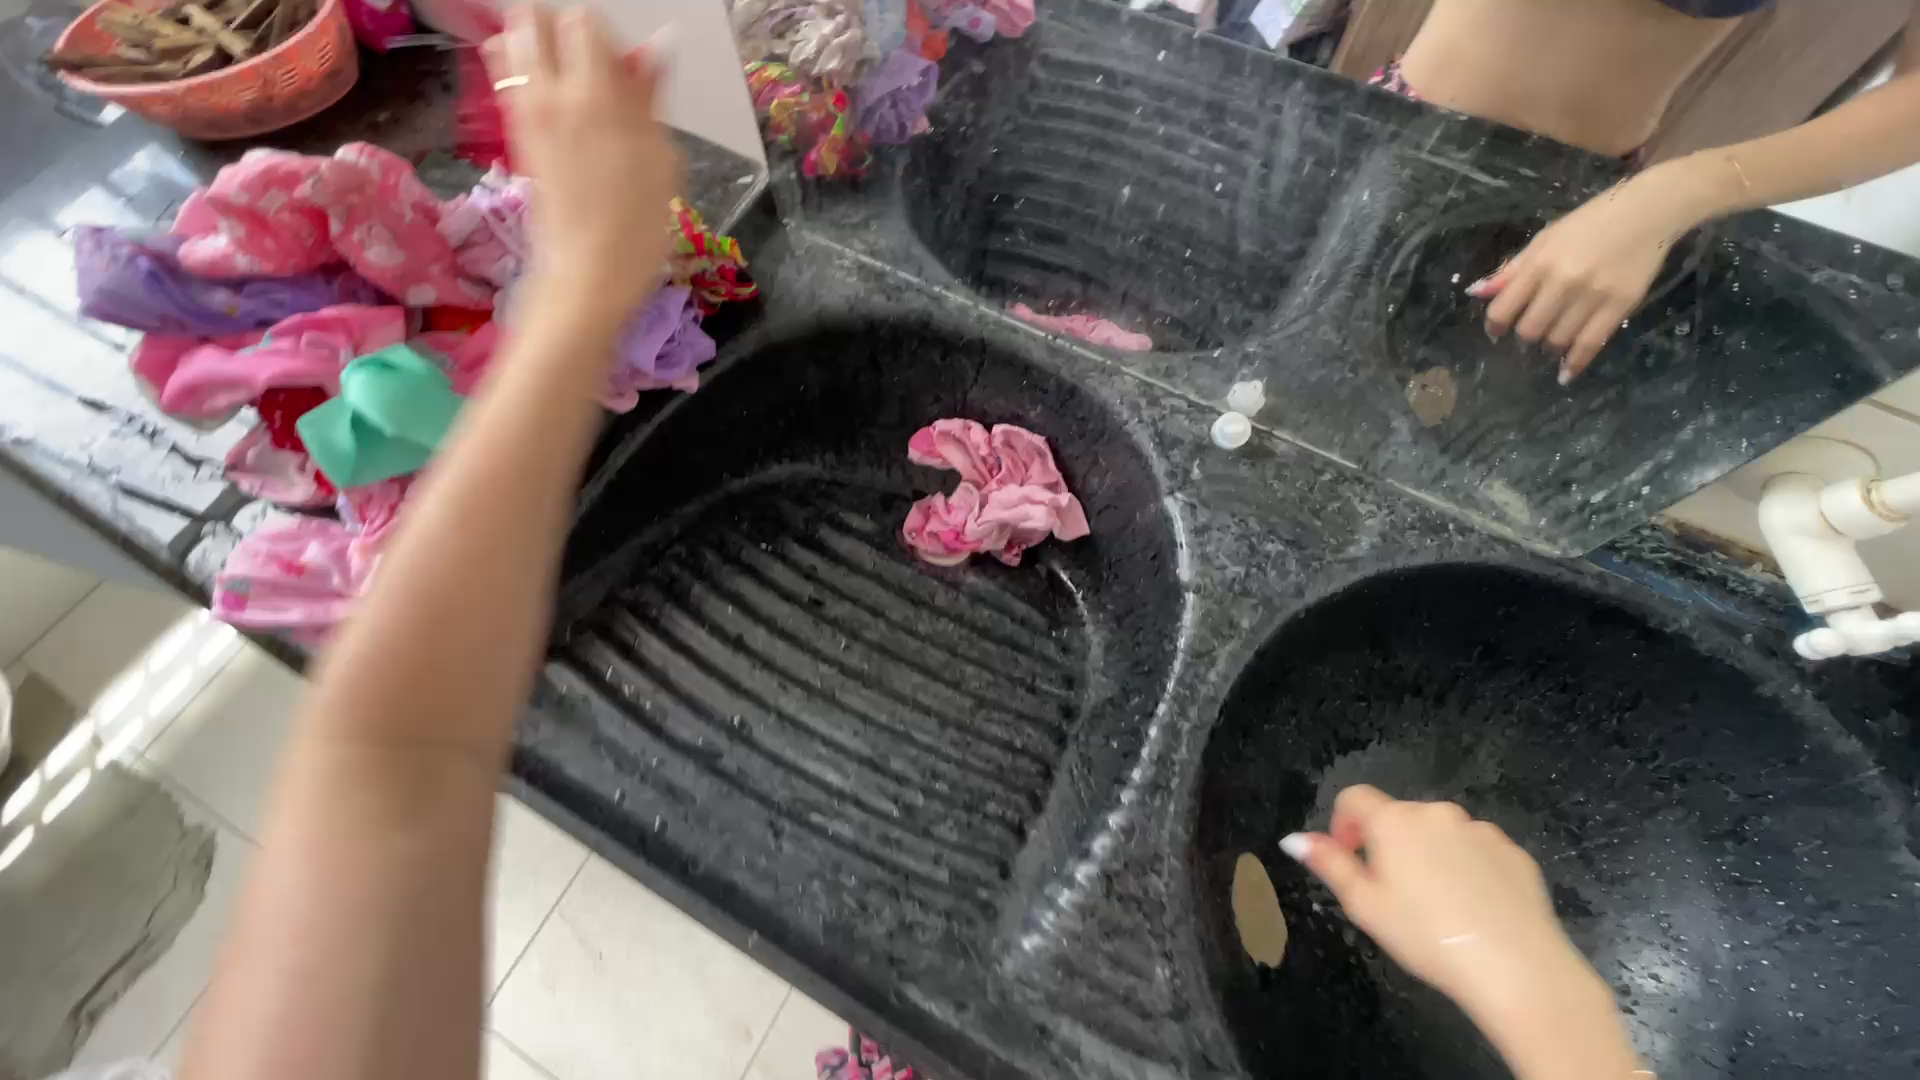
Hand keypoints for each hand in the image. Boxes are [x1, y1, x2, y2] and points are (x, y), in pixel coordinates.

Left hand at [484, 5, 683, 330]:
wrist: (590, 272)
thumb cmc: (641, 226)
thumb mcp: (662, 162)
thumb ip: (650, 99)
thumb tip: (655, 49)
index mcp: (596, 96)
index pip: (584, 21)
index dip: (607, 36)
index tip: (628, 69)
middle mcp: (551, 92)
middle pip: (535, 18)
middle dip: (562, 28)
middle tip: (592, 63)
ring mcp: (527, 112)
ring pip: (512, 42)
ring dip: (539, 46)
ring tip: (571, 79)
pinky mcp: (517, 134)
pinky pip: (508, 78)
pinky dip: (526, 73)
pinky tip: (557, 102)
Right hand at [1280, 785, 1600, 1018]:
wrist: (1517, 969)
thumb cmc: (1425, 934)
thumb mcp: (1363, 905)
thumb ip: (1328, 863)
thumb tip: (1294, 839)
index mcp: (1392, 820)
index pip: (1353, 798)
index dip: (1343, 824)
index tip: (1350, 858)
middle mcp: (1435, 813)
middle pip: (1398, 816)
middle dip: (1388, 843)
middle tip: (1392, 891)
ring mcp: (1480, 830)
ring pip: (1439, 833)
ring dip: (1428, 853)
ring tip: (1437, 903)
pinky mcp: (1515, 853)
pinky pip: (1478, 850)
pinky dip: (1468, 867)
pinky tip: (1473, 906)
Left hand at [1466, 167, 1702, 383]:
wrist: (1652, 208)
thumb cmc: (1589, 223)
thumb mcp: (1543, 240)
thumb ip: (1510, 271)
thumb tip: (1476, 293)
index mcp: (1540, 265)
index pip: (1502, 310)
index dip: (1495, 326)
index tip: (1497, 331)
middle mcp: (1564, 282)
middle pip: (1529, 330)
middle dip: (1525, 335)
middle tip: (1532, 329)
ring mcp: (1594, 294)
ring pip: (1557, 340)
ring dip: (1550, 344)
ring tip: (1553, 337)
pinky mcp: (1622, 303)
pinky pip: (1592, 342)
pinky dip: (1576, 362)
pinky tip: (1566, 374)